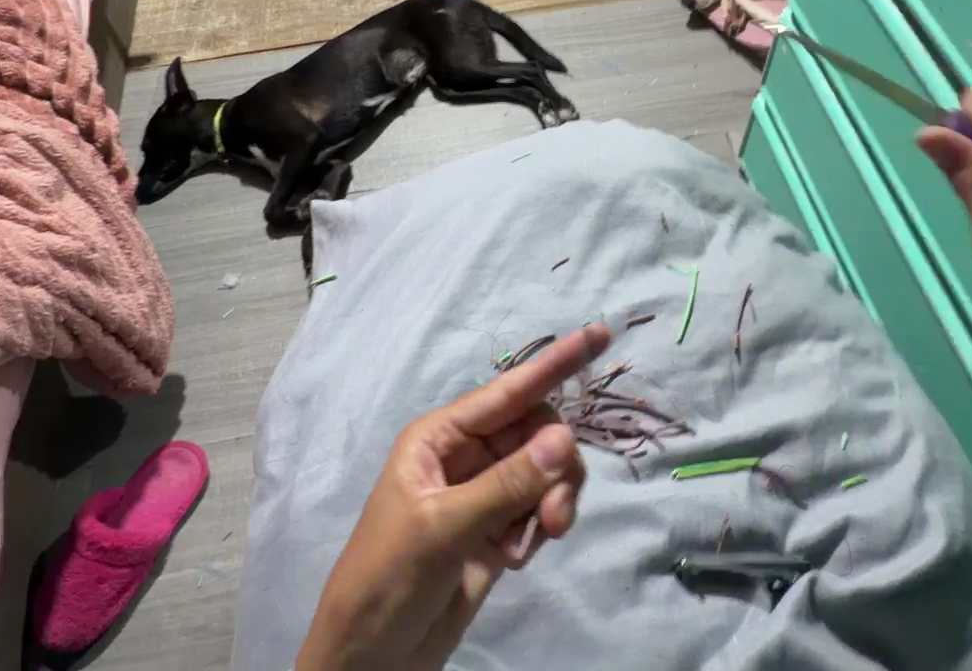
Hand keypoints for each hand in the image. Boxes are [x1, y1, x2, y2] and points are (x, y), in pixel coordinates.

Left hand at [296, 324, 610, 670]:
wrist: (372, 658)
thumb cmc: (388, 578)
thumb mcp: (443, 529)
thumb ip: (507, 485)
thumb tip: (565, 440)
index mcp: (441, 437)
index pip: (509, 391)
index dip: (555, 363)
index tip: (598, 334)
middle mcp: (467, 455)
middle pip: (537, 433)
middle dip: (556, 468)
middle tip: (554, 516)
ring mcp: (485, 492)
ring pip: (546, 471)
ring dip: (552, 502)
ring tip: (536, 542)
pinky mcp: (498, 528)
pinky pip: (540, 507)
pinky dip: (541, 527)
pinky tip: (515, 558)